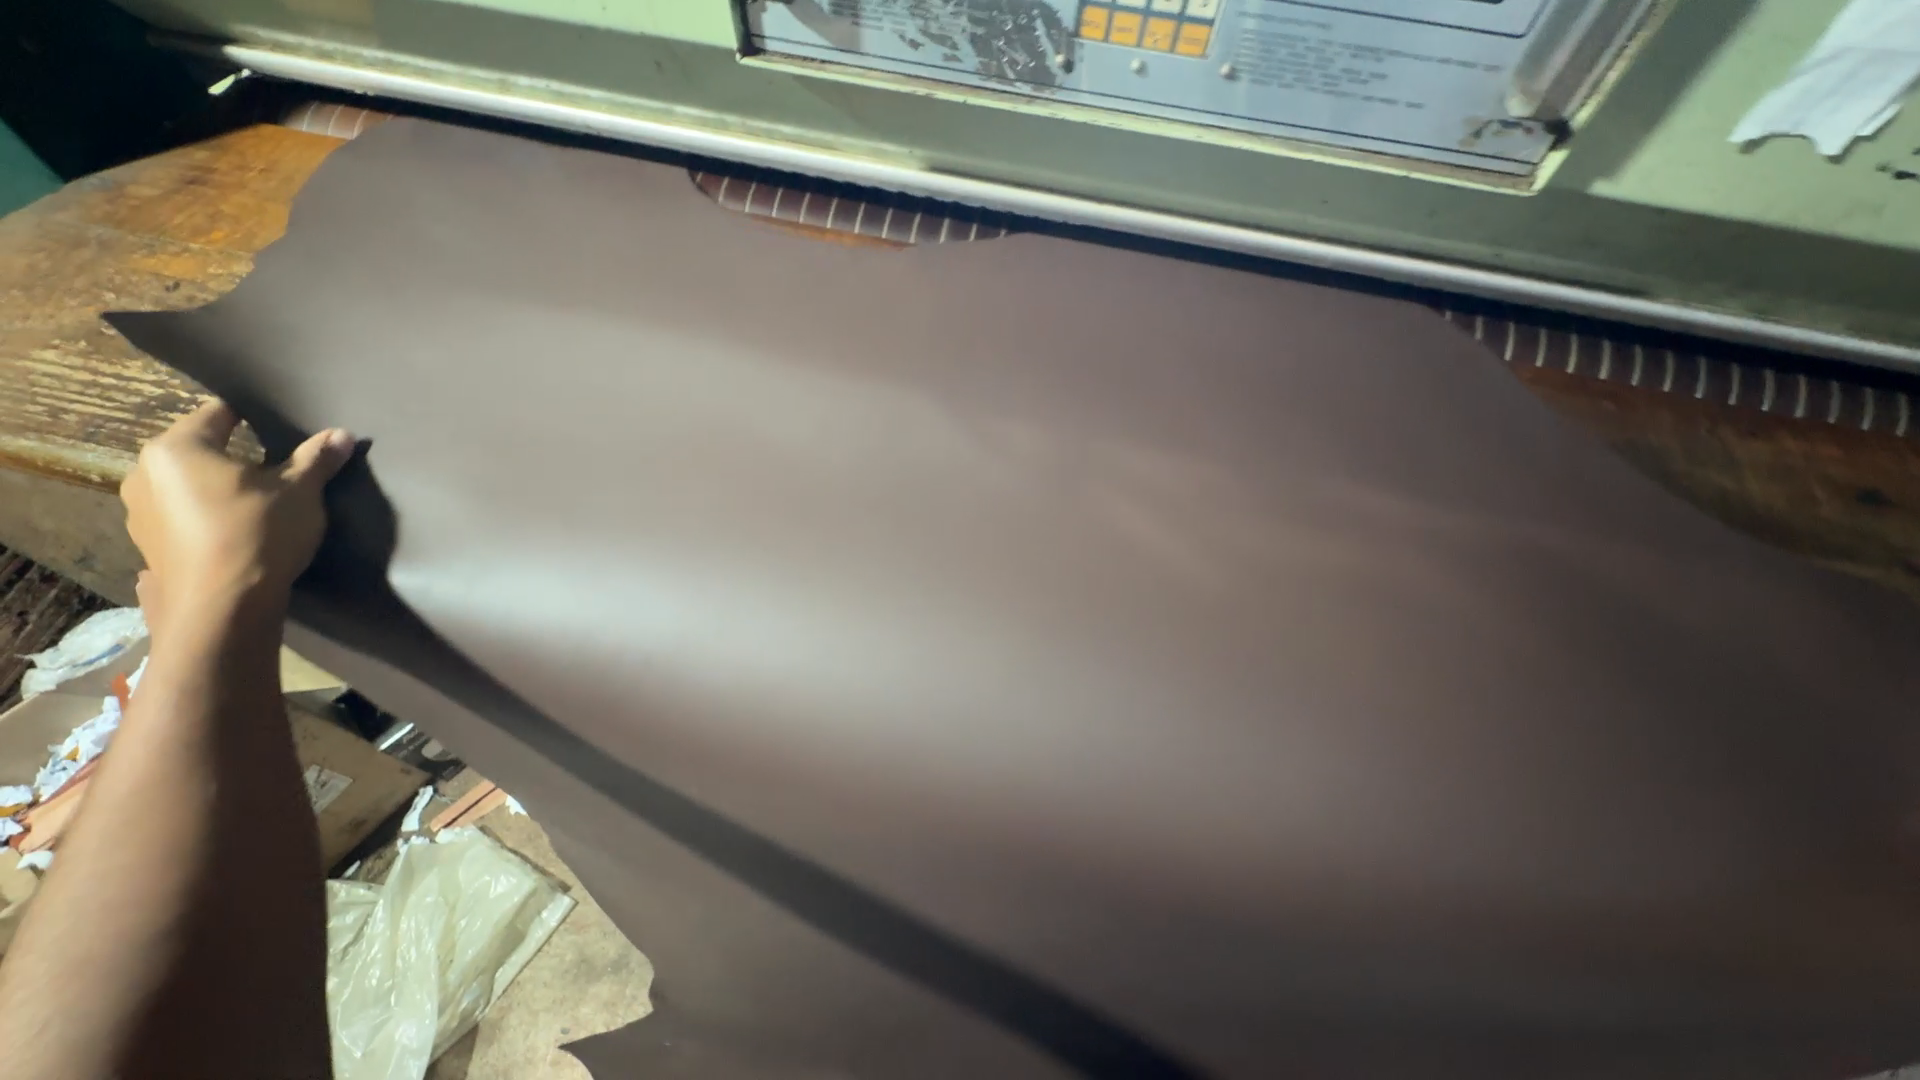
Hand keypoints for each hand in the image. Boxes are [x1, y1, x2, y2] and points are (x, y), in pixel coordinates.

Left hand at [121, 400, 354, 631]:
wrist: (223, 603)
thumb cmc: (259, 532)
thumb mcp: (299, 491)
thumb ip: (316, 459)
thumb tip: (342, 434)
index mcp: (178, 448)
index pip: (217, 413)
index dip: (252, 415)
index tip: (279, 425)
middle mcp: (145, 471)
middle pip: (199, 449)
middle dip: (235, 453)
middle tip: (275, 467)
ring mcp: (139, 509)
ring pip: (187, 483)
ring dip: (217, 486)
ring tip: (256, 502)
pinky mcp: (147, 542)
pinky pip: (181, 514)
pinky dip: (206, 514)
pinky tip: (235, 530)